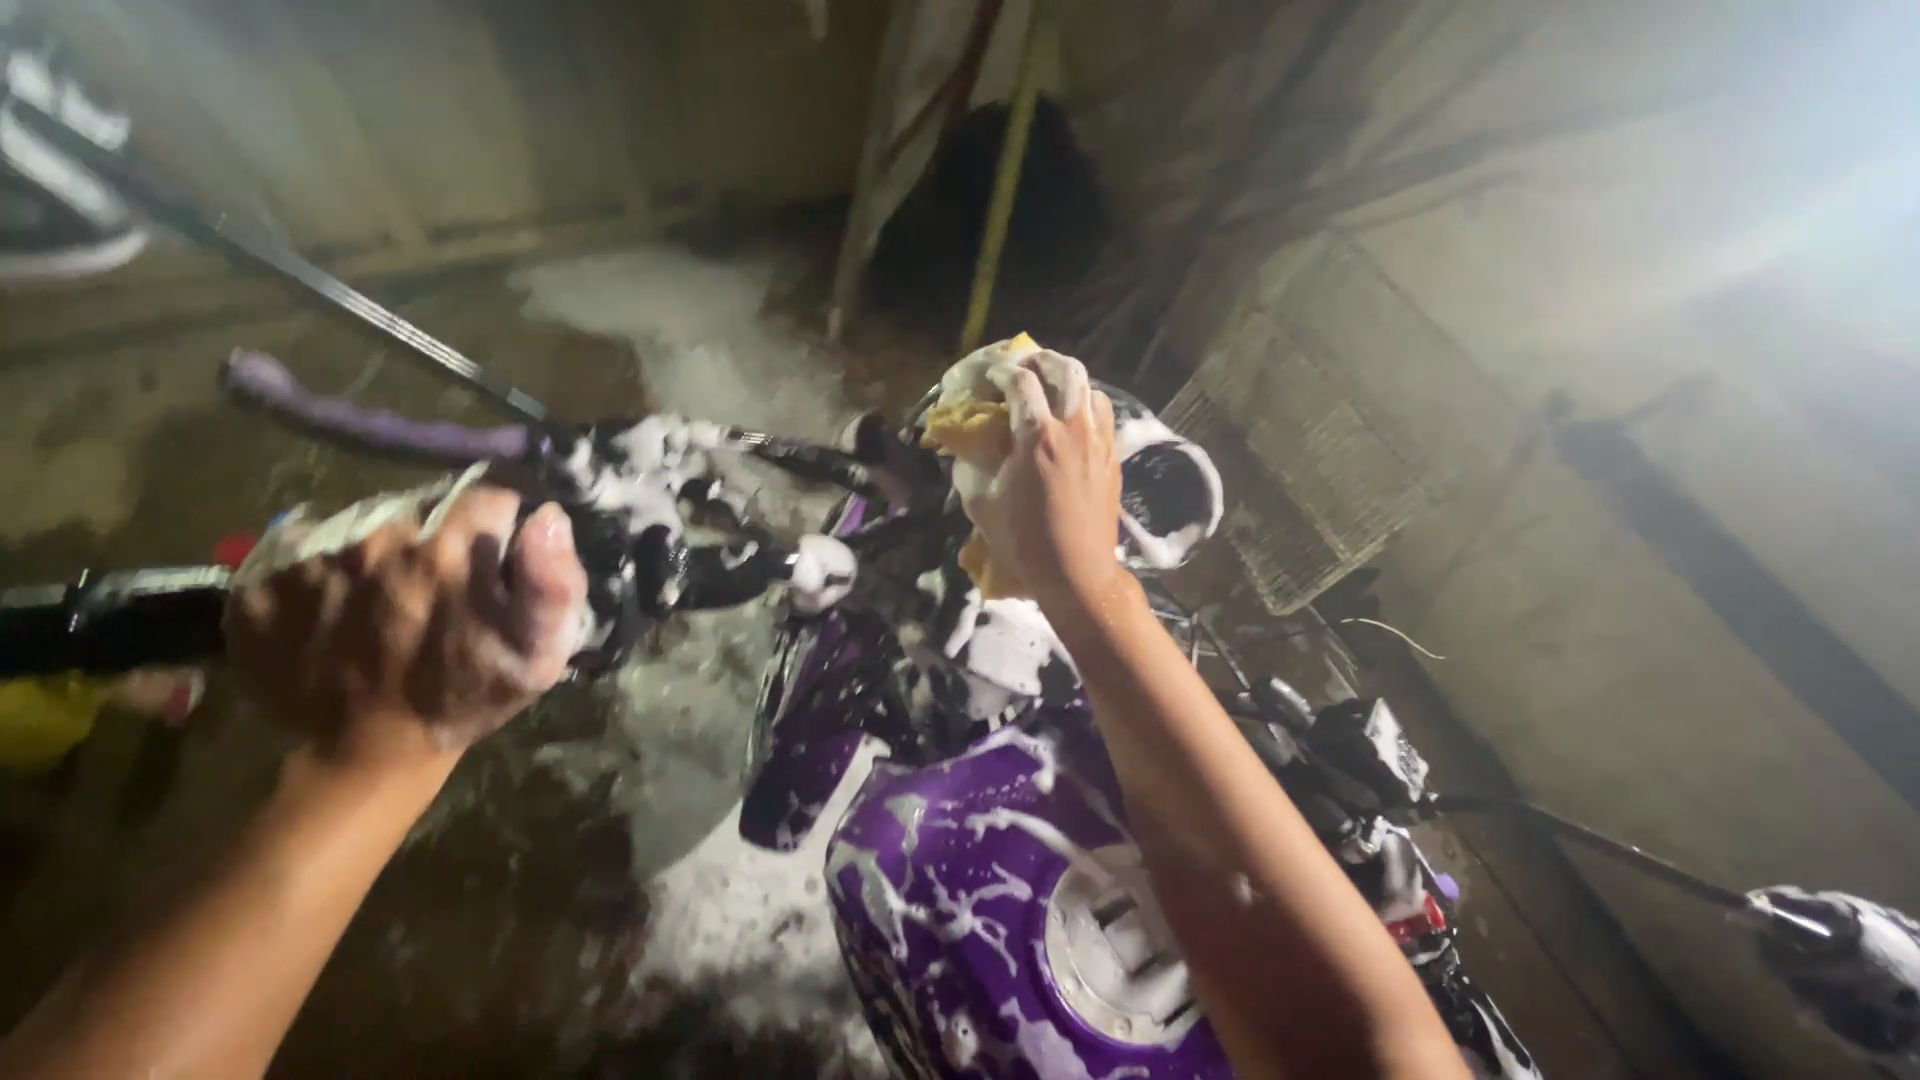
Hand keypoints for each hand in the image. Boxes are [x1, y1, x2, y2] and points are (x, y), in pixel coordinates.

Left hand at [224, 488, 587, 778]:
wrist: (367, 752)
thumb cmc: (467, 697)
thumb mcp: (540, 652)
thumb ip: (556, 582)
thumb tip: (547, 518)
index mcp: (448, 550)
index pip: (486, 495)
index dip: (500, 522)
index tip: (497, 556)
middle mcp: (376, 539)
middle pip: (421, 506)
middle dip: (439, 533)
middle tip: (442, 584)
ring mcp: (311, 559)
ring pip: (364, 523)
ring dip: (385, 548)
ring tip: (390, 597)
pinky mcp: (260, 582)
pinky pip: (306, 548)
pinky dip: (328, 568)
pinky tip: (342, 607)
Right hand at [962, 358, 1125, 613]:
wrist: (1077, 572)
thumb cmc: (1023, 540)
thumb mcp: (980, 501)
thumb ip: (971, 461)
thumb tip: (967, 440)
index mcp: (1037, 437)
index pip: (1019, 381)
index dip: (999, 371)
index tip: (987, 376)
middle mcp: (1073, 429)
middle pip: (1063, 369)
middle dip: (1039, 360)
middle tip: (1021, 366)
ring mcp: (1099, 441)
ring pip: (1090, 387)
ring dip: (1066, 380)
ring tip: (1049, 388)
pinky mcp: (1113, 457)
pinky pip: (1103, 414)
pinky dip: (1085, 405)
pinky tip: (1071, 420)